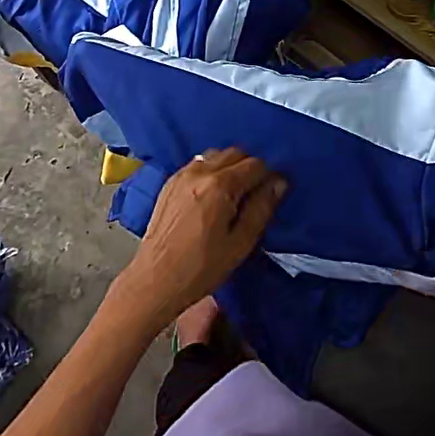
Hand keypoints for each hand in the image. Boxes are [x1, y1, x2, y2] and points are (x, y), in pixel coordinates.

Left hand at [116, 148, 286, 324]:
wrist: (154, 282)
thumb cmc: (202, 267)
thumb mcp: (241, 242)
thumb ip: (262, 207)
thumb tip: (279, 182)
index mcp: (220, 186)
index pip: (256, 164)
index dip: (268, 177)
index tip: (271, 194)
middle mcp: (199, 172)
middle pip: (236, 153)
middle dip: (250, 168)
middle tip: (253, 195)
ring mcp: (181, 176)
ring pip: (216, 155)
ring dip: (229, 167)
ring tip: (232, 195)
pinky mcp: (169, 184)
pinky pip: (198, 164)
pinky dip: (211, 171)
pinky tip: (212, 195)